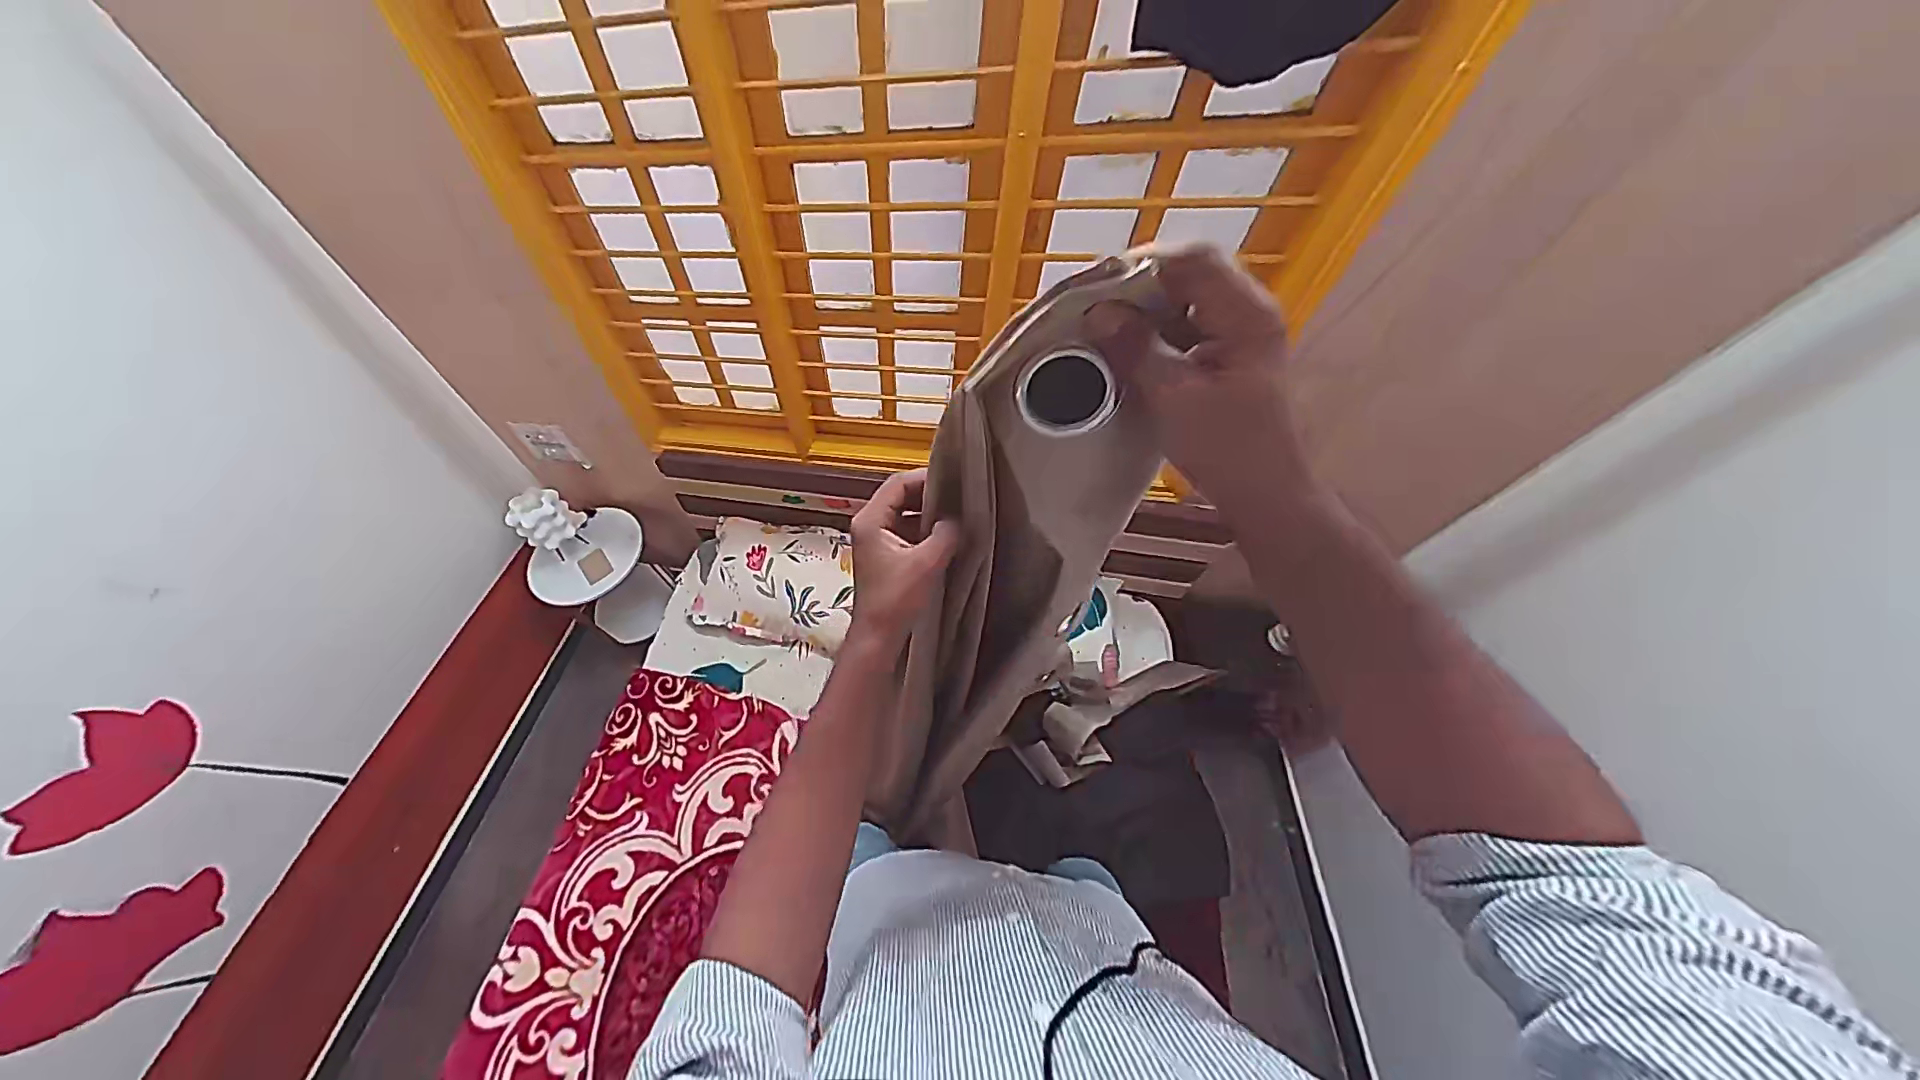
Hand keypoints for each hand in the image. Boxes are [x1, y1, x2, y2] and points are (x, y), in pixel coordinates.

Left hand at [847, 469, 958, 647]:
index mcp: (871, 520)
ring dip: (929, 514)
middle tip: (959, 497)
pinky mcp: (886, 554)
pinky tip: (947, 535)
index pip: (898, 484)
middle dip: (930, 496)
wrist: (879, 636)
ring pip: (906, 514)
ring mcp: (876, 540)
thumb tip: (957, 520)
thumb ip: (945, 534)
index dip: (926, 478)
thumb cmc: (895, 600)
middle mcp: (870, 525)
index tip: (953, 481)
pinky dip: (926, 530)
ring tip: (957, 515)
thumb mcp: (926, 563)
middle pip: (901, 496)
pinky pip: (907, 531)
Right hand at [1086, 246, 1318, 522]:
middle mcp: (1246, 312)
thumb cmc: (1228, 451)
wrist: (1263, 494)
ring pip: (1182, 299)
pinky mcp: (1223, 355)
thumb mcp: (1175, 399)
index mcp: (1247, 315)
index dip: (1142, 264)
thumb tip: (1097, 313)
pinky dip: (1150, 332)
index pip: (1194, 260)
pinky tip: (1124, 348)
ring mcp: (1236, 333)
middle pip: (1188, 273)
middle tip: (1093, 306)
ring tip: (1101, 325)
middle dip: (1136, 286)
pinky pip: (1181, 326)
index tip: (1096, 287)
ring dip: (1141, 309)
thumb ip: (1137, 350)